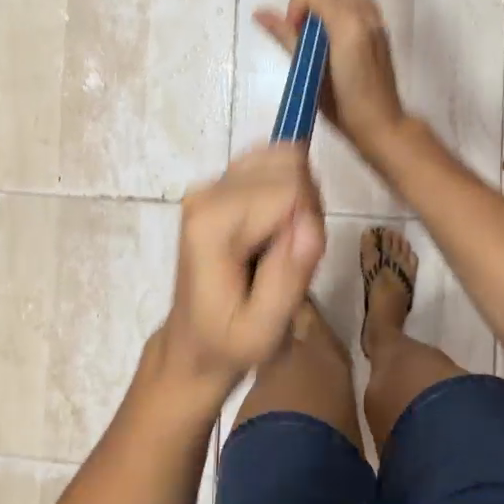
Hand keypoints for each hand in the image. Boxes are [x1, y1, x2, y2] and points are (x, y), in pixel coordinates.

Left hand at [159, 147, 326, 398]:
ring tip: (282, 244)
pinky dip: (285, 190)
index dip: (310, 221)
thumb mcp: (263, 330)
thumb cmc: (227, 343)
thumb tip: (311, 224)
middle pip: (287, 166)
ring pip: (283, 159)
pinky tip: (274, 229)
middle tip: (293, 255)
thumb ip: (287, 277)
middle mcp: (207, 192)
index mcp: (213, 224)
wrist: (191, 344)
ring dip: (297, 197)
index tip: (302, 260)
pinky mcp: (218, 182)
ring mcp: (209, 183)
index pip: (290, 187)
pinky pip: (271, 164)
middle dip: (306, 206)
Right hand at [253, 0, 407, 155]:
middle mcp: (363, 12)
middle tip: (300, 22)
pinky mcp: (378, 22)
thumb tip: (259, 12)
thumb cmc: (341, 105)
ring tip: (312, 9)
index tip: (293, 29)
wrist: (381, 123)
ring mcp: (374, 15)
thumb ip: (287, 36)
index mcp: (346, 24)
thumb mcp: (308, 73)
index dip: (296, 4)